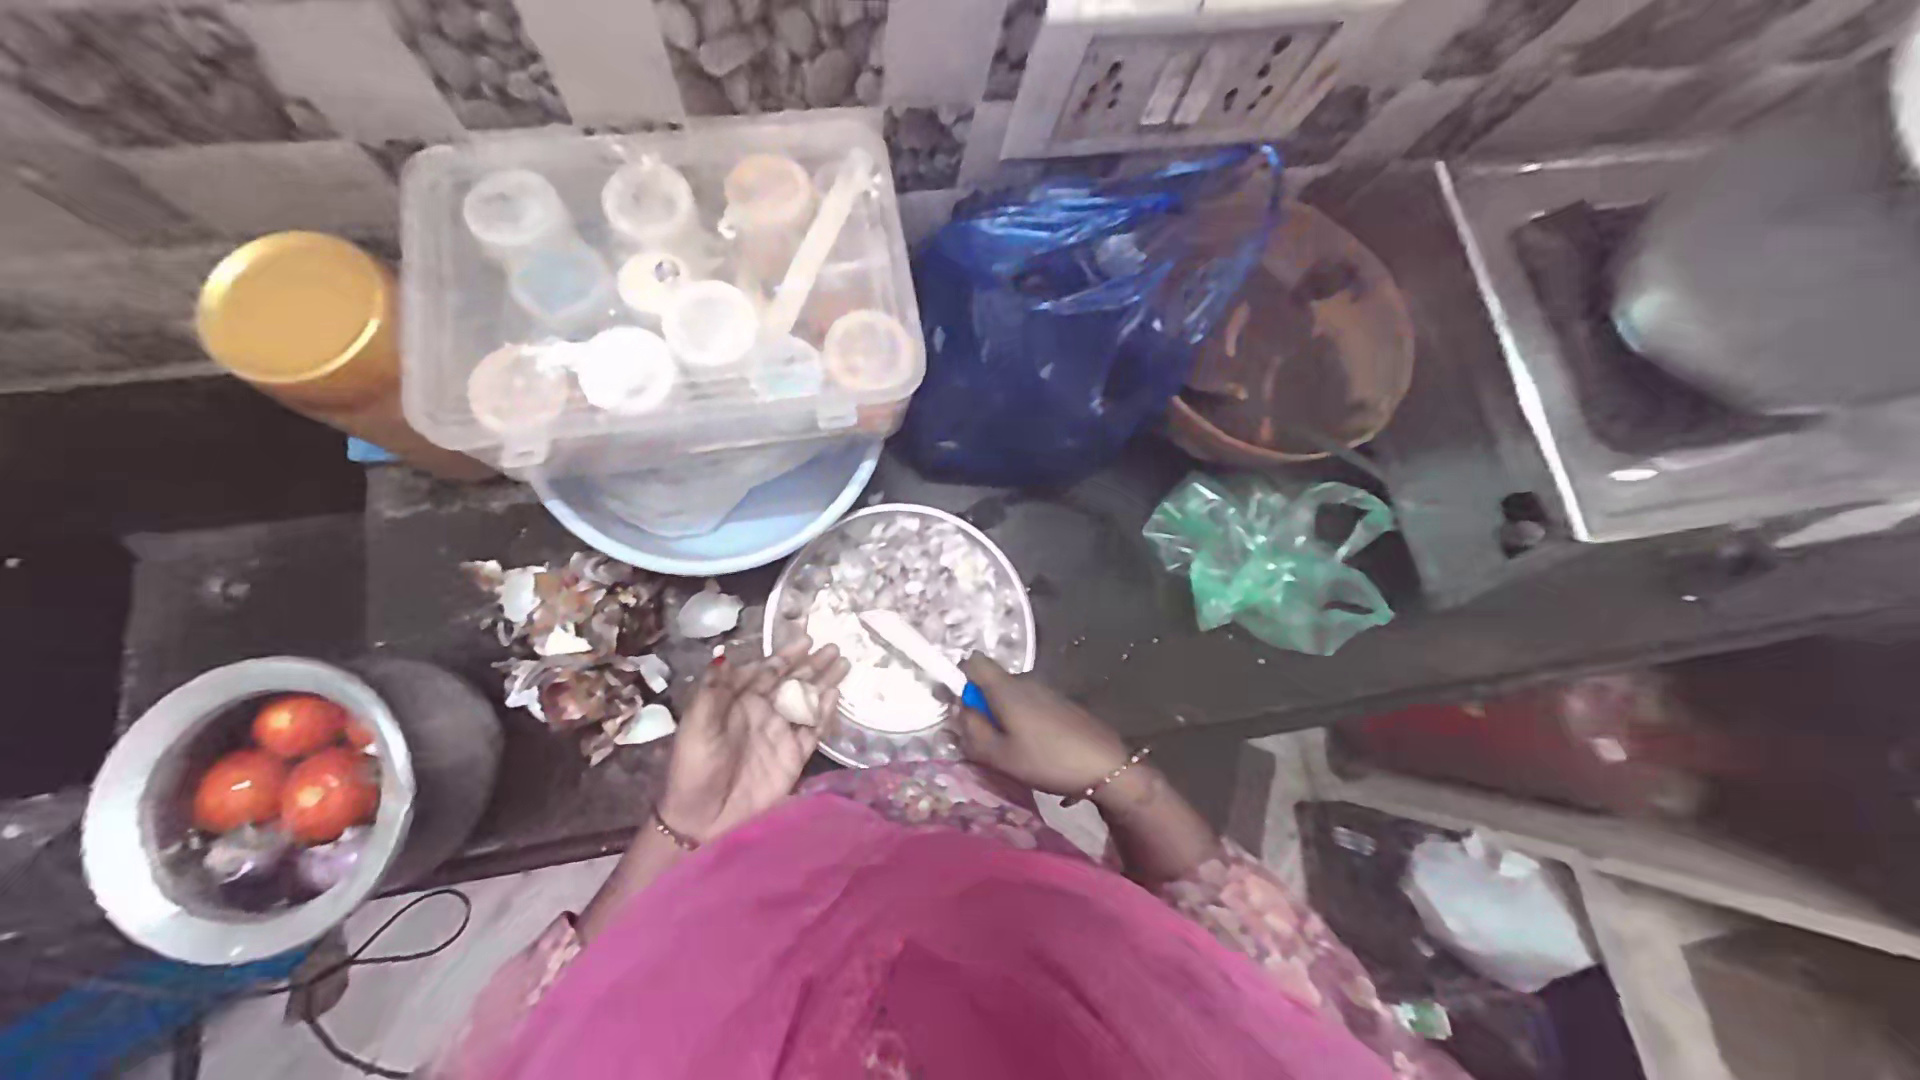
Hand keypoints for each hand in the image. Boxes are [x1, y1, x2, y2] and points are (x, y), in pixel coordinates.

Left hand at [659, 637, 849, 842]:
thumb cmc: (695, 769)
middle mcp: (764, 713)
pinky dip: (825, 713)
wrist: (703, 820)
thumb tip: (724, 654)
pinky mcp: (794, 756)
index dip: (787, 655)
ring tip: (843, 663)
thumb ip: (713, 690)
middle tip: (834, 648)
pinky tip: (835, 696)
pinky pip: (813, 730)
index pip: (768, 671)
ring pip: (808, 701)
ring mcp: (781, 734)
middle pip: (793, 682)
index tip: (806, 640)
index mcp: (740, 701)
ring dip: (824, 682)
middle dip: (813, 664)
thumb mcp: (697, 726)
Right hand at [953, 654, 1130, 796]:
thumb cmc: (1047, 759)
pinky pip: (1028, 705)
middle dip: (980, 706)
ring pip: (1010, 696)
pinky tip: (1034, 751)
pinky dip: (1021, 721)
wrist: (1106, 766)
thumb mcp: (1000, 755)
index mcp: (1006, 687)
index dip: (959, 678)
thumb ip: (972, 731)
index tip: (958, 706)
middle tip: (982, 740)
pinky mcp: (1060, 704)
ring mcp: (1046, 690)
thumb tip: (959, 712)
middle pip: (991, 682)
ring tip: (1010, 751)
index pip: (972, 662)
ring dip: (1002, 717)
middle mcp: (1025, 681)